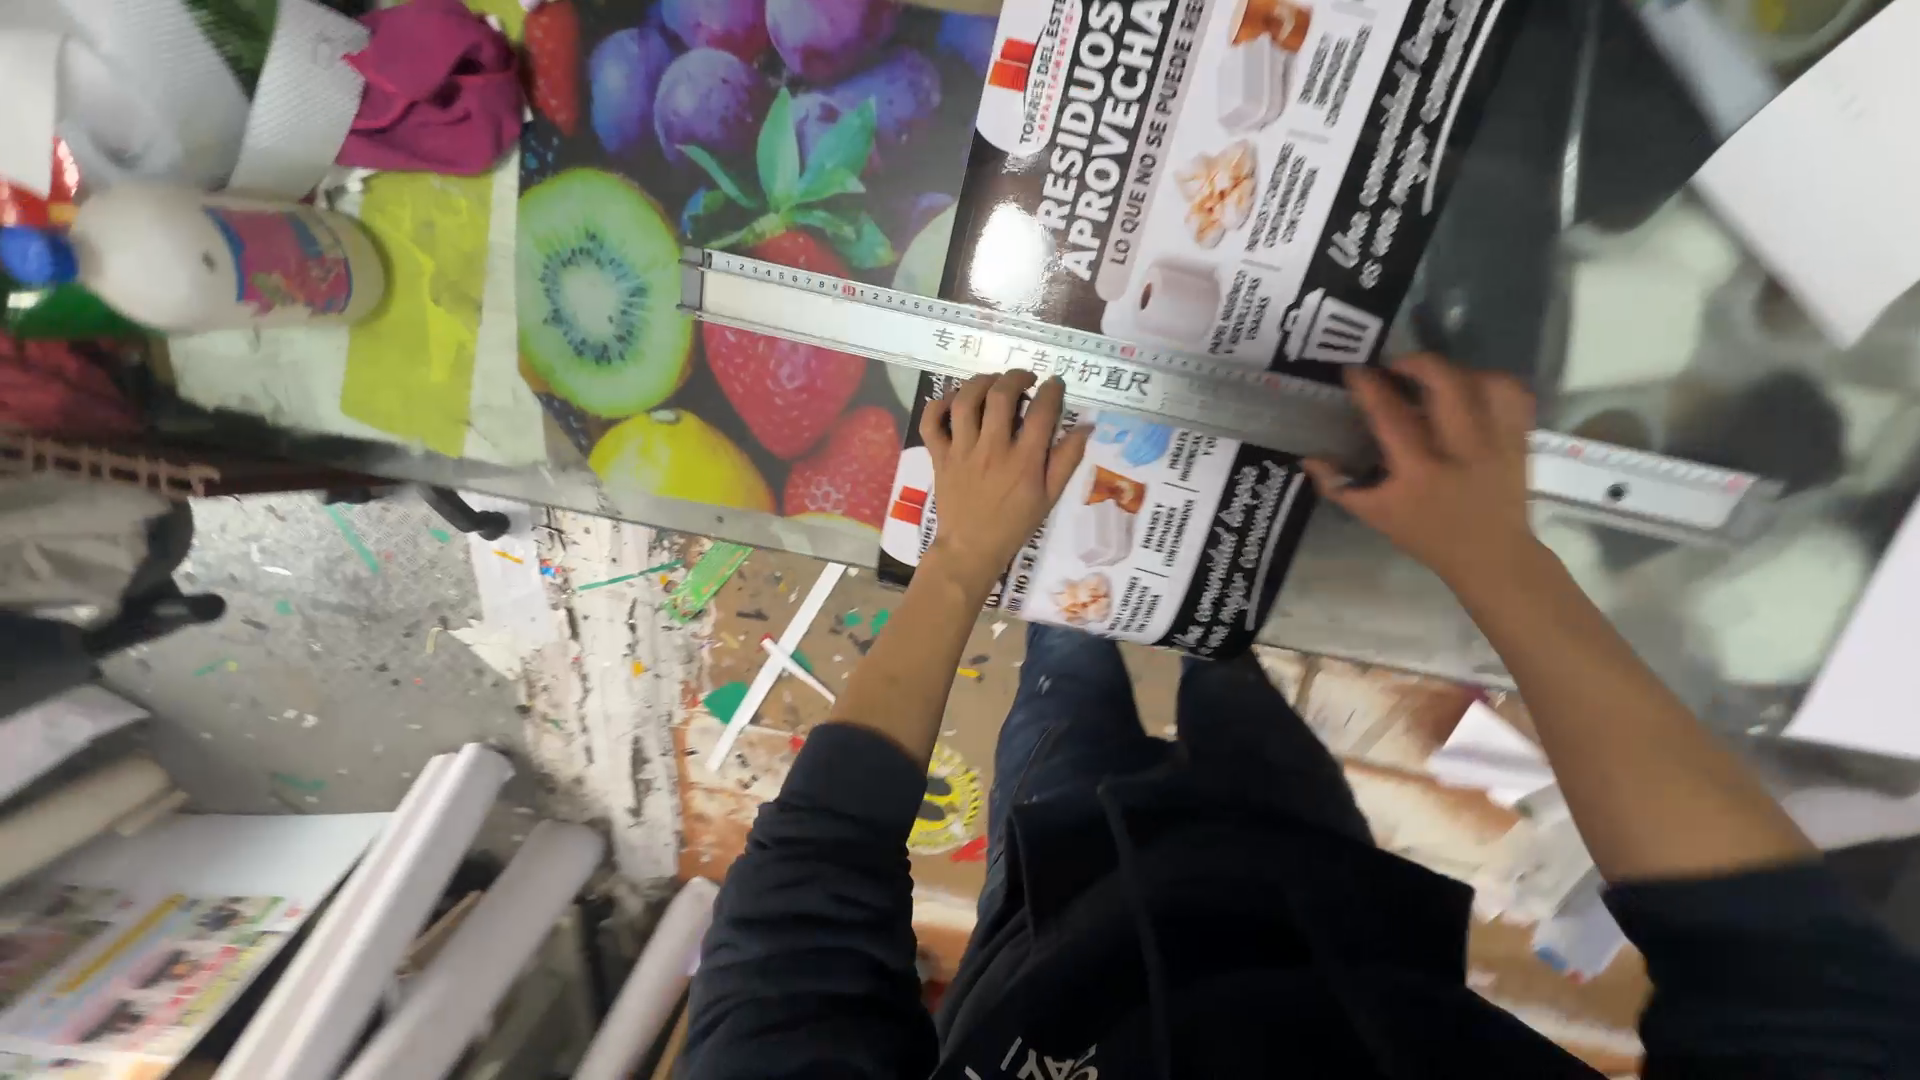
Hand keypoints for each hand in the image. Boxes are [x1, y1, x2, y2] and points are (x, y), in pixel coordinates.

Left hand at [920, 371, 1090, 594]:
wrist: (971, 548)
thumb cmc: (1014, 524)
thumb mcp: (1049, 496)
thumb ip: (1067, 460)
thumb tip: (1086, 426)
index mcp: (1024, 461)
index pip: (1042, 412)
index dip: (1051, 390)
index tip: (1054, 384)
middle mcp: (993, 449)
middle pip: (1001, 396)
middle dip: (1016, 377)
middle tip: (1024, 379)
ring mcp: (962, 451)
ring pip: (966, 401)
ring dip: (980, 382)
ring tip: (992, 383)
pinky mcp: (940, 456)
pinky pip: (931, 421)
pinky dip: (939, 403)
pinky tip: (954, 400)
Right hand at [1303, 354, 1539, 592]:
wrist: (1490, 554)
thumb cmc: (1425, 534)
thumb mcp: (1373, 515)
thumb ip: (1337, 486)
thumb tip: (1309, 458)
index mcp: (1418, 472)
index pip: (1391, 417)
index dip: (1371, 388)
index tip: (1355, 371)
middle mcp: (1460, 452)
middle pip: (1448, 387)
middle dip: (1420, 364)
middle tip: (1397, 364)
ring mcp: (1496, 444)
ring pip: (1485, 384)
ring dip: (1456, 370)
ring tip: (1435, 376)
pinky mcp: (1520, 441)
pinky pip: (1515, 396)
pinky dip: (1493, 381)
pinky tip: (1472, 386)